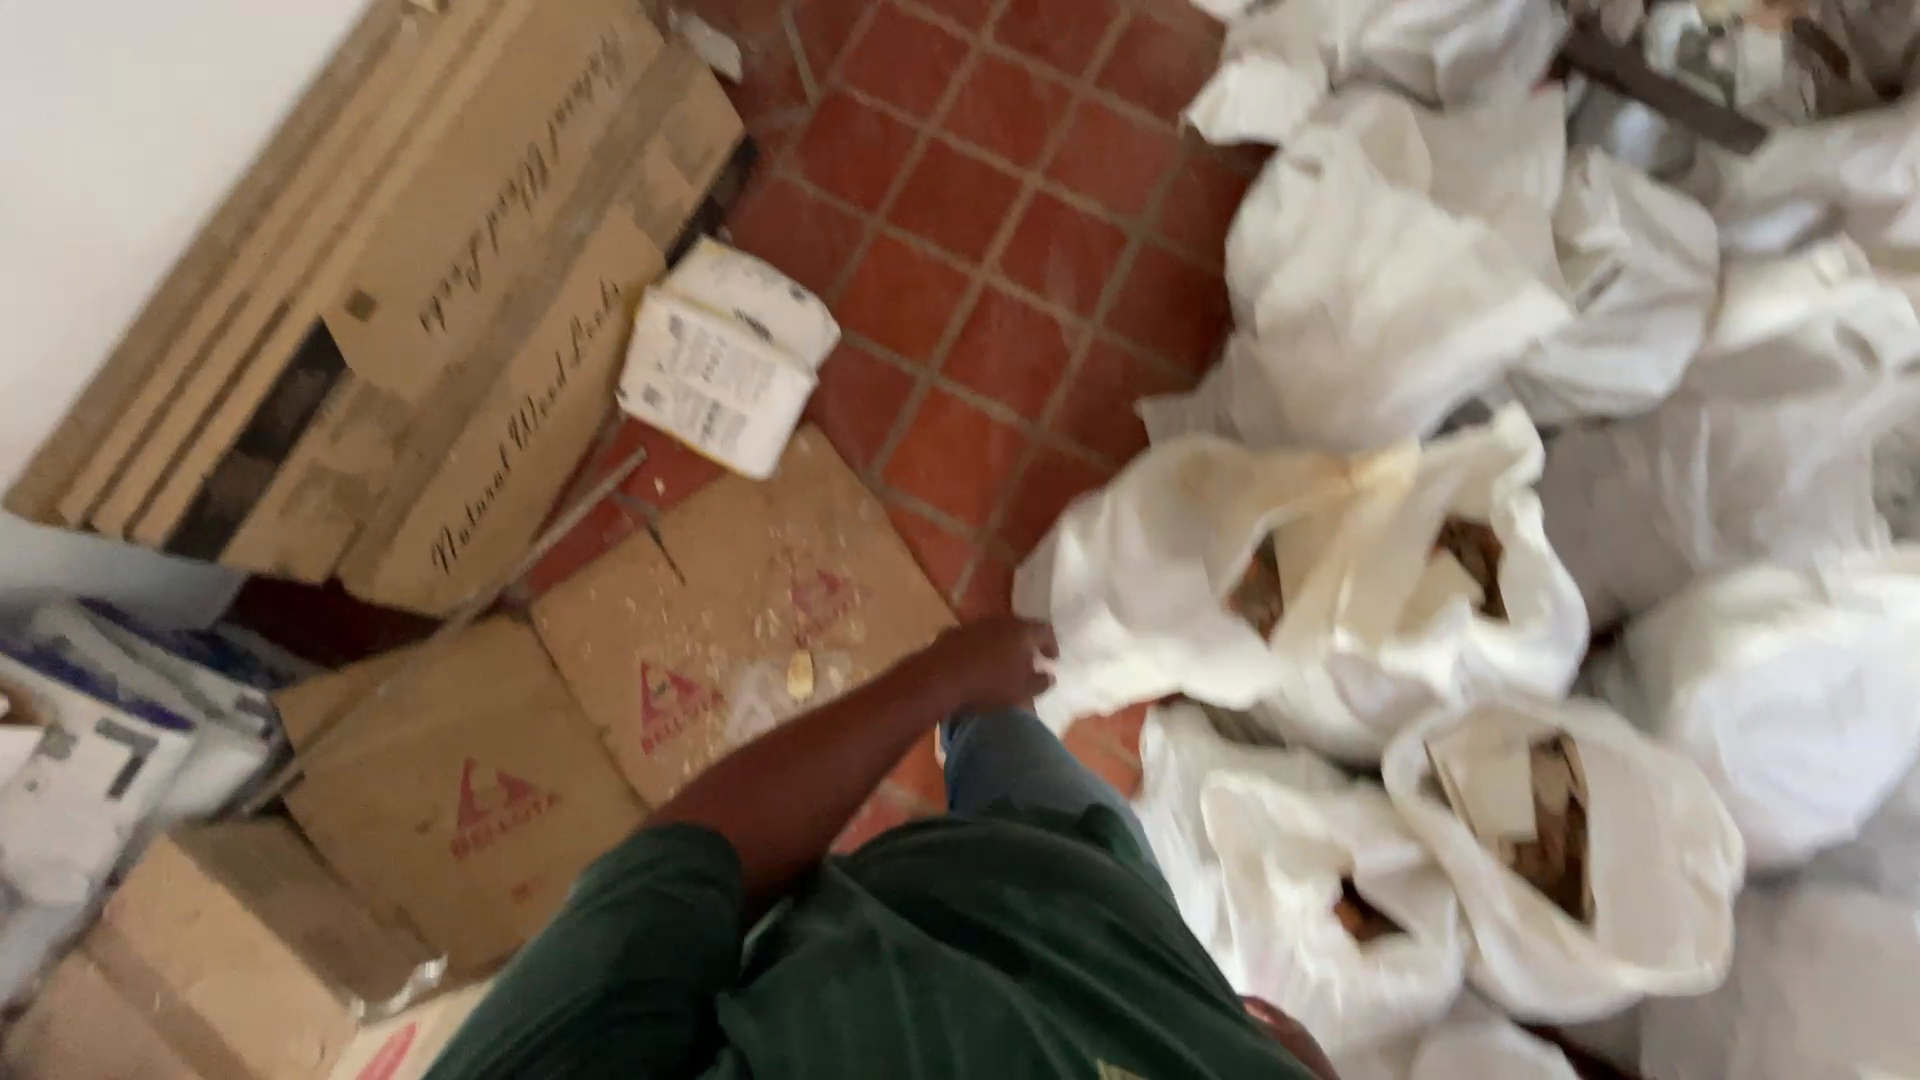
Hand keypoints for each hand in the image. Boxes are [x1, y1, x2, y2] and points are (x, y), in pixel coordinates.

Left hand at [919, 617, 1056, 710]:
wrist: (940, 677)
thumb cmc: (988, 684)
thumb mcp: (1021, 690)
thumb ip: (1040, 682)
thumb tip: (1050, 676)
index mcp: (1021, 631)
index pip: (1044, 630)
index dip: (1051, 644)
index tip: (1051, 659)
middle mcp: (999, 621)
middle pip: (1019, 628)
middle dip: (1025, 644)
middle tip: (1028, 661)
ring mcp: (974, 624)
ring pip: (995, 632)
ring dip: (1001, 646)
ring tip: (1001, 665)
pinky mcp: (953, 632)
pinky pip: (974, 639)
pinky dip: (980, 649)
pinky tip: (976, 665)